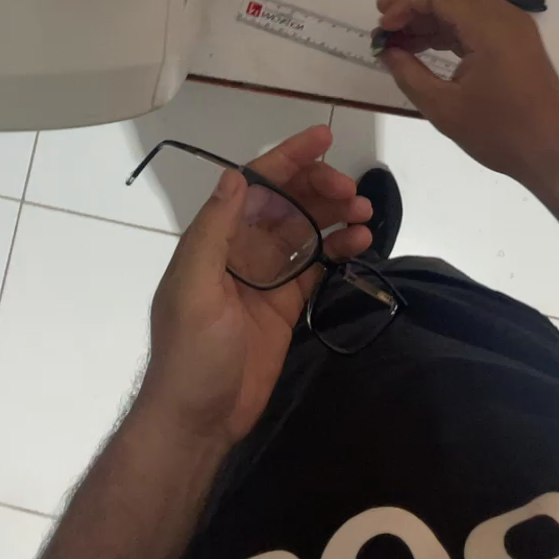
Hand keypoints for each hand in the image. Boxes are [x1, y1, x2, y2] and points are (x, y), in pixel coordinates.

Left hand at [137, 126, 372, 449]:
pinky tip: (361, 241)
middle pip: (286, 200)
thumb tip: (236, 174)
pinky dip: (338, 248)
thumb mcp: (193, 286)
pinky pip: (315, 263)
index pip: (256, 183)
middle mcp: (241, 246)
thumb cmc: (192, 351)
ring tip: (366, 212)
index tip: (324, 138)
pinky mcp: (286, 301)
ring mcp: (266, 273)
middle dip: (320, 187)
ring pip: (306, 227)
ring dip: (335, 214)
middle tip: (354, 192)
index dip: (289, 156)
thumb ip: (214, 229)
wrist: (200, 419)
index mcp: (216, 235)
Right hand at [376, 0, 558, 189]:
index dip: (405, 3)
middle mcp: (504, 16)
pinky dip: (445, 23)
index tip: (382, 28)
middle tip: (384, 15)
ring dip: (427, 8)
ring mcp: (511, 26)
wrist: (554, 154)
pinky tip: (420, 43)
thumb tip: (387, 51)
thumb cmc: (501, 134)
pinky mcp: (512, 40)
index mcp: (490, 28)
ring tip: (396, 35)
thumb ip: (409, 73)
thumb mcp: (444, 108)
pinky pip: (473, 16)